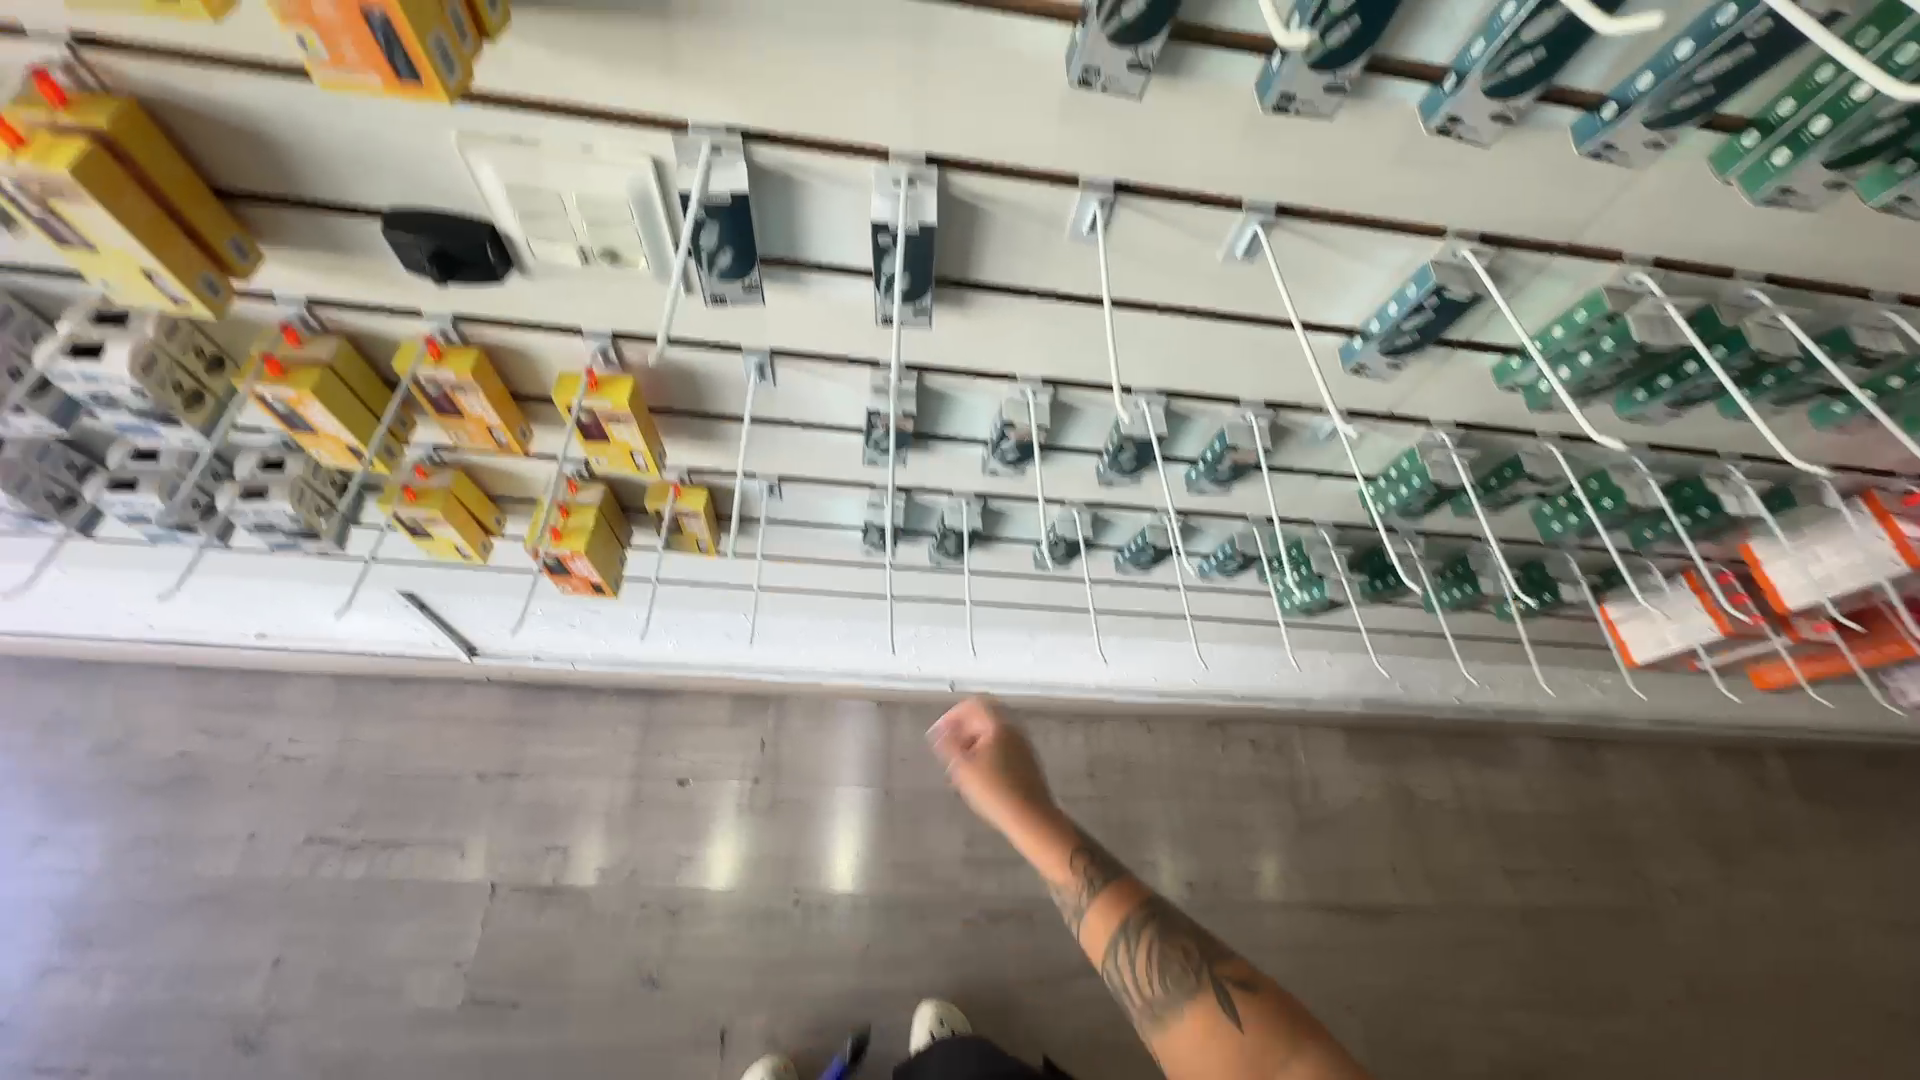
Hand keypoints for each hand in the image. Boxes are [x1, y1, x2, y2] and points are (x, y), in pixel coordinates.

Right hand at [929, 696, 1058, 837]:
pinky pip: (1002, 746)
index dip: (952, 715)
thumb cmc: (994, 791)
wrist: (1030, 817)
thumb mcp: (963, 767)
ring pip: (992, 733)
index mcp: (998, 725)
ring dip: (973, 742)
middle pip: (984, 717)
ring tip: (959, 765)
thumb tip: (940, 730)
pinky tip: (978, 775)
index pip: (974, 704)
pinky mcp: (1027, 761)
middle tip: (948, 748)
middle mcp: (1013, 729)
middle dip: (962, 729)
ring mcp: (1023, 745)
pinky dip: (985, 752)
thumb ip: (948, 744)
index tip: (939, 733)